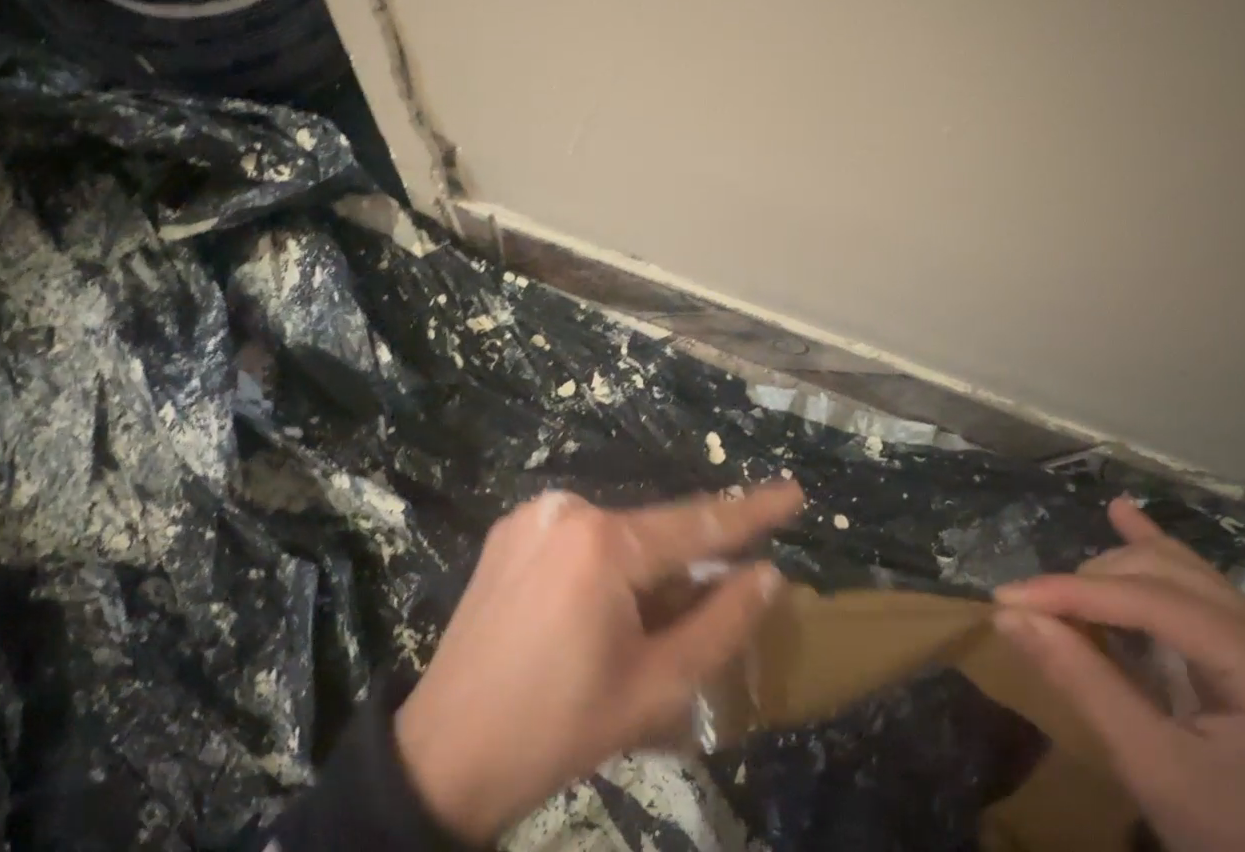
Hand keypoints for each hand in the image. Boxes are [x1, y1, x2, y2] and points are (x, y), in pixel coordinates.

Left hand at [394, 482, 803, 844]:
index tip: (796, 492)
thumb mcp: (657, 687)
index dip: (752, 511)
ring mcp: (529, 518)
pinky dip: (606, 568)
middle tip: (708, 613)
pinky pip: (579, 541)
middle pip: (654, 533)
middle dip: (689, 568)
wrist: (448, 752)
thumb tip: (768, 574)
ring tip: (644, 632)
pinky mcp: (507, 536)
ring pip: (617, 537)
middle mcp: (564, 510)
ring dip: (646, 572)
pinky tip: (599, 617)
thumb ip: (722, 624)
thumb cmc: (560, 727)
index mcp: (602, 542)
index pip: (697, 522)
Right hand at [994, 499, 1244, 851]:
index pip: (1156, 601)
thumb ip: (1083, 682)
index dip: (1072, 592)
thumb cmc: (1240, 842)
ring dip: (1115, 576)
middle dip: (1092, 584)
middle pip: (1172, 577)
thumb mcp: (1154, 768)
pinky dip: (1159, 561)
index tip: (1004, 597)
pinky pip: (1208, 596)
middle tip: (1028, 610)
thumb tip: (1009, 617)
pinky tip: (1124, 513)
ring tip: (1054, 591)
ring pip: (1187, 577)